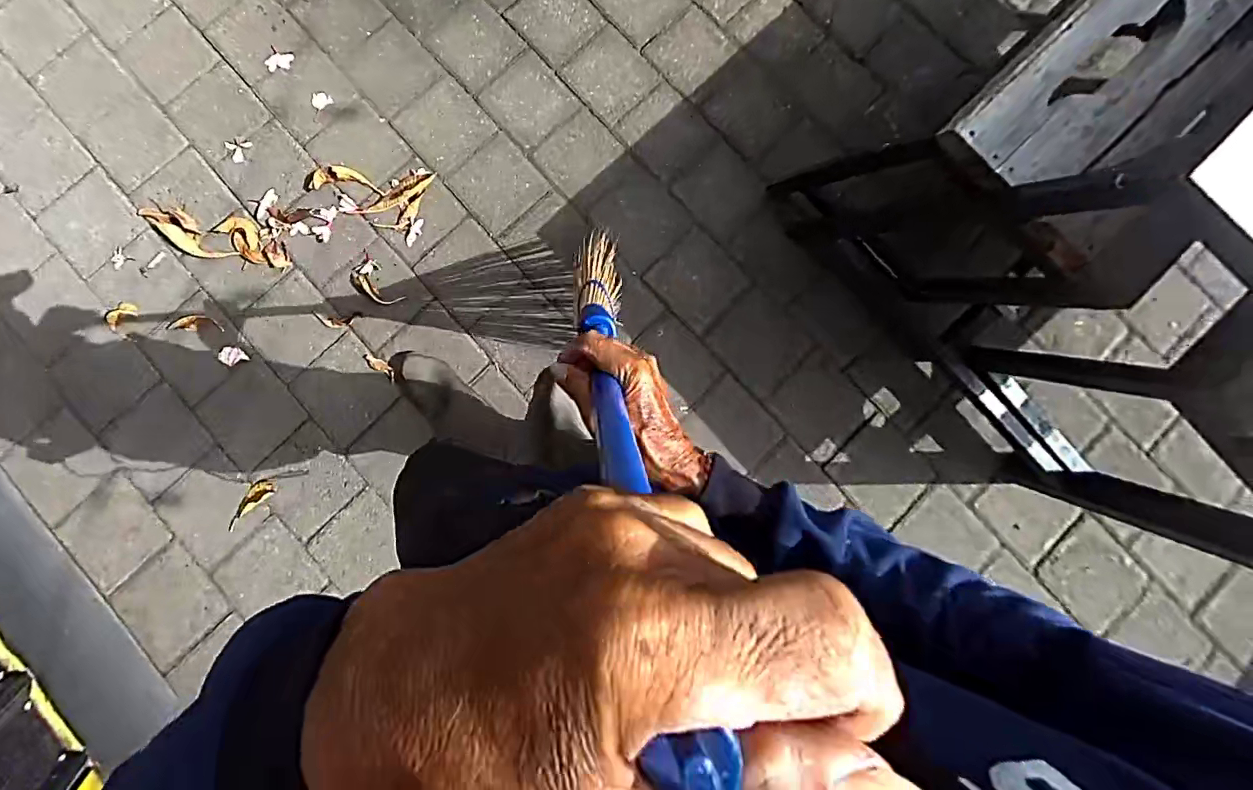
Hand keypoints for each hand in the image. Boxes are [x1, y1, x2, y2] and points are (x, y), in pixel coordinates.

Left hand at [302, 489, 910, 789]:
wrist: (404, 677)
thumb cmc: (501, 762)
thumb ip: (755, 782)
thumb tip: (861, 770)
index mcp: (653, 632)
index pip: (831, 629)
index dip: (853, 696)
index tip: (801, 741)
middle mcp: (634, 549)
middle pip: (780, 602)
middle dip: (774, 675)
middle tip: (704, 727)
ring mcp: (603, 514)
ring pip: (731, 567)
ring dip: (724, 628)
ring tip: (658, 677)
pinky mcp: (582, 504)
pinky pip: (678, 537)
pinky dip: (680, 585)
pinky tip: (628, 628)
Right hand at [557, 333, 712, 494]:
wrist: (667, 460)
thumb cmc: (640, 445)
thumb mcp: (597, 416)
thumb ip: (577, 386)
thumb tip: (562, 372)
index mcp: (631, 369)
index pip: (592, 340)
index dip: (571, 350)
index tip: (563, 363)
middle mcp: (642, 363)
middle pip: (601, 340)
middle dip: (581, 354)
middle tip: (569, 371)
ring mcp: (647, 368)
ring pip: (609, 348)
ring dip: (592, 361)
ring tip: (583, 382)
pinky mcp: (647, 376)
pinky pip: (618, 359)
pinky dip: (604, 367)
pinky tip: (599, 387)